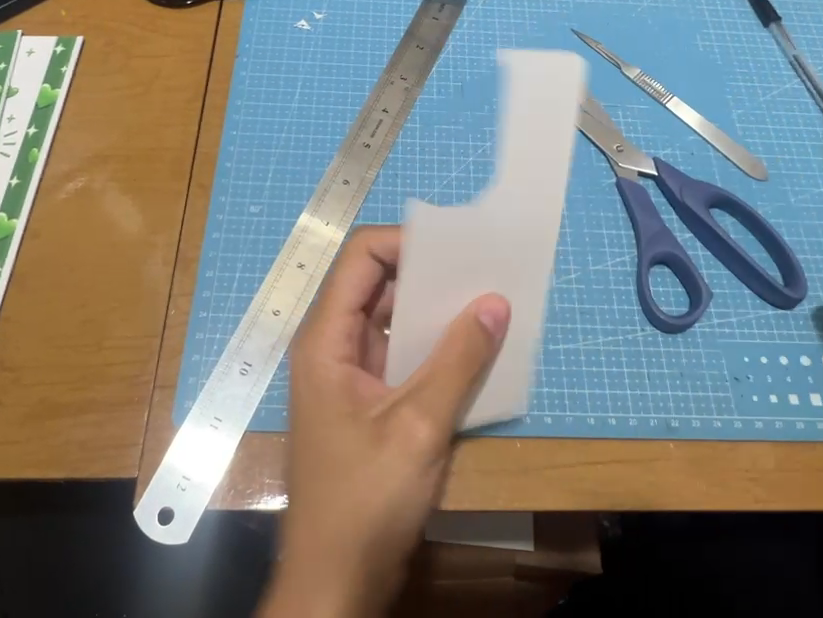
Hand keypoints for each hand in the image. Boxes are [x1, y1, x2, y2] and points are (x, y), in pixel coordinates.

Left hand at [259, 226, 509, 617]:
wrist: (335, 580)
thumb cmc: (366, 500)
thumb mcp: (419, 426)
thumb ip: (458, 361)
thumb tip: (496, 303)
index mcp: (326, 339)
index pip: (360, 258)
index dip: (405, 243)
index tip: (458, 250)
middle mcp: (332, 347)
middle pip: (376, 284)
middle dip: (428, 275)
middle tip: (483, 273)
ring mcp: (348, 376)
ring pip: (391, 321)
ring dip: (434, 313)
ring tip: (487, 306)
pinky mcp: (366, 403)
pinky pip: (400, 355)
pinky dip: (432, 348)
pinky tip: (472, 352)